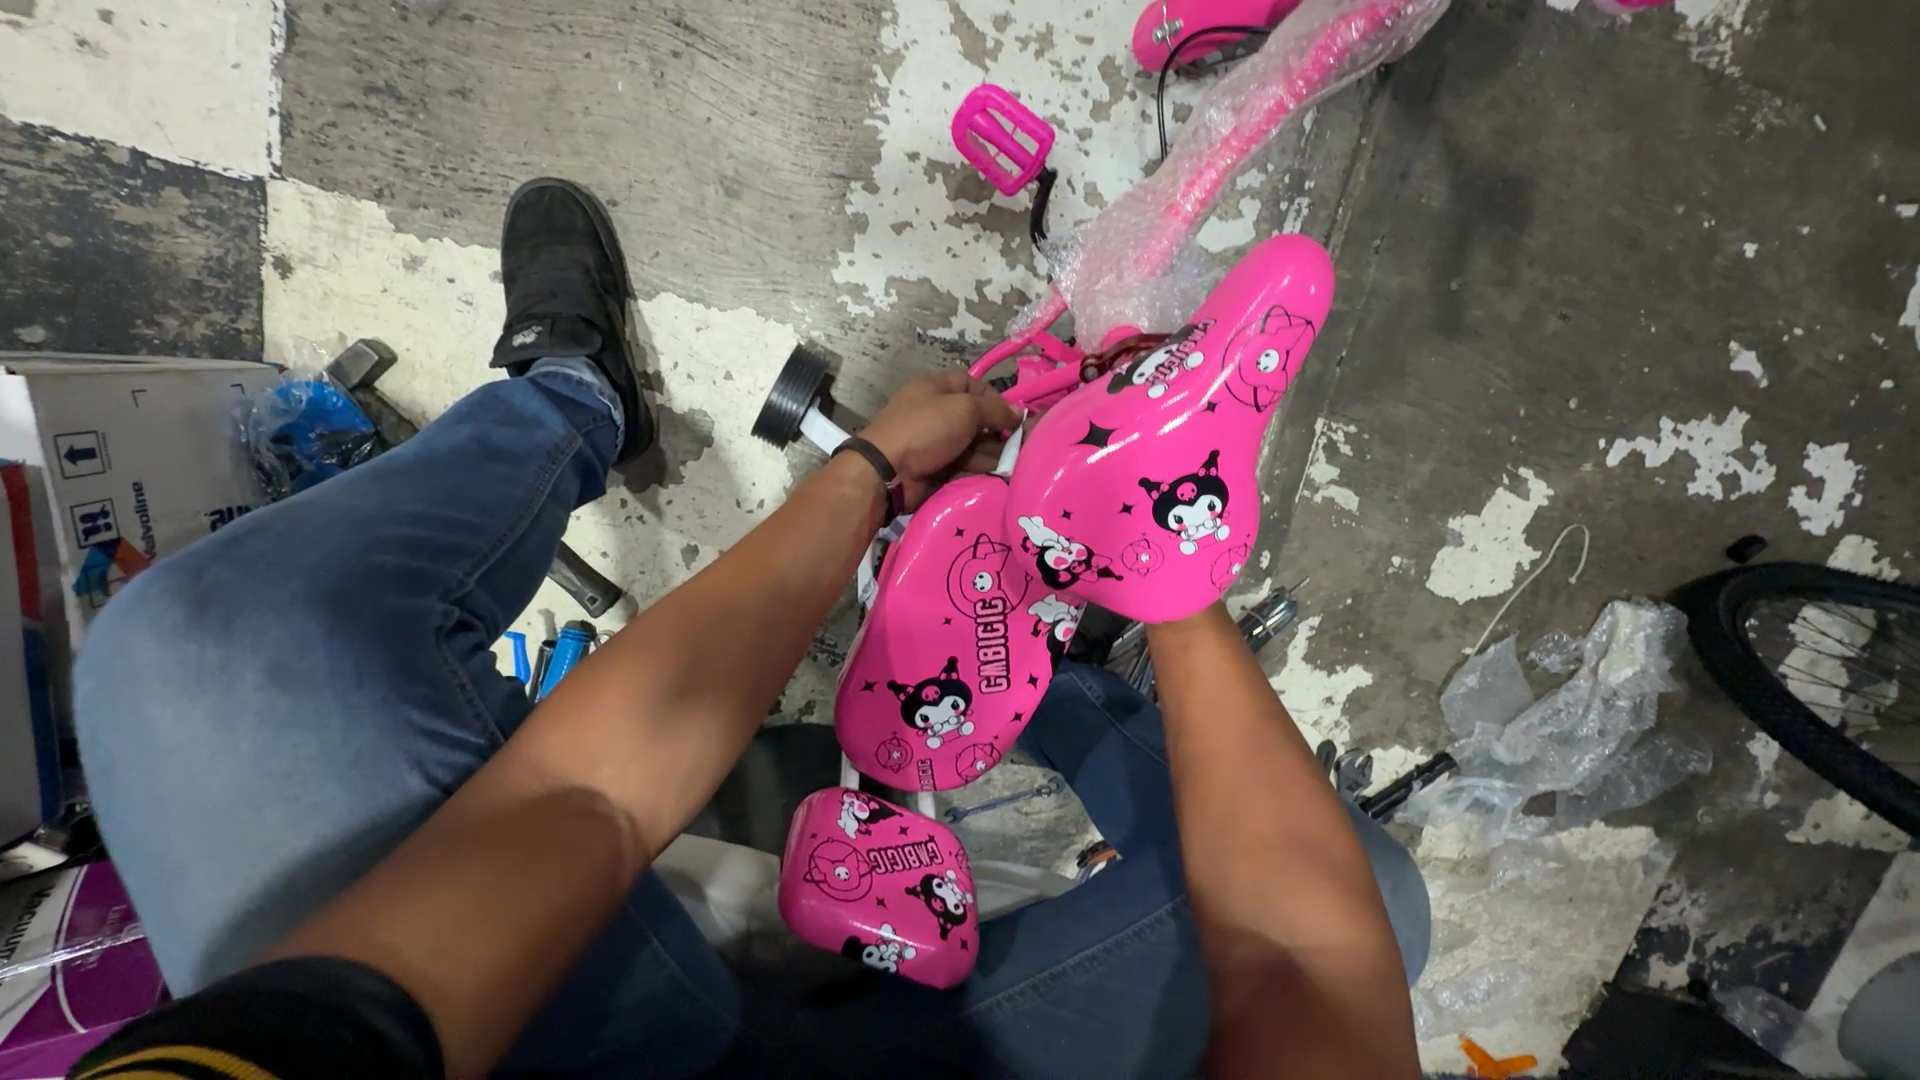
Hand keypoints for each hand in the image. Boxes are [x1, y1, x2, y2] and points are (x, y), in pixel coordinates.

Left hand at [858, 370, 1020, 509]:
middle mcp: (935, 413)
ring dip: (993, 453)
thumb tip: (1018, 414)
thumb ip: (994, 410)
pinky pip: (964, 467)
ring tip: (1016, 464)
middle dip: (998, 430)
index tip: (1013, 415)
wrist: (889, 472)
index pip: (971, 384)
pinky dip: (981, 471)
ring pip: (972, 445)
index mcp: (935, 388)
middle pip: (974, 418)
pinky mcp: (936, 468)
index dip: (993, 397)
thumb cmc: (926, 429)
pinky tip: (1001, 476)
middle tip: (1022, 444)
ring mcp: (934, 443)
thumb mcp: (963, 409)